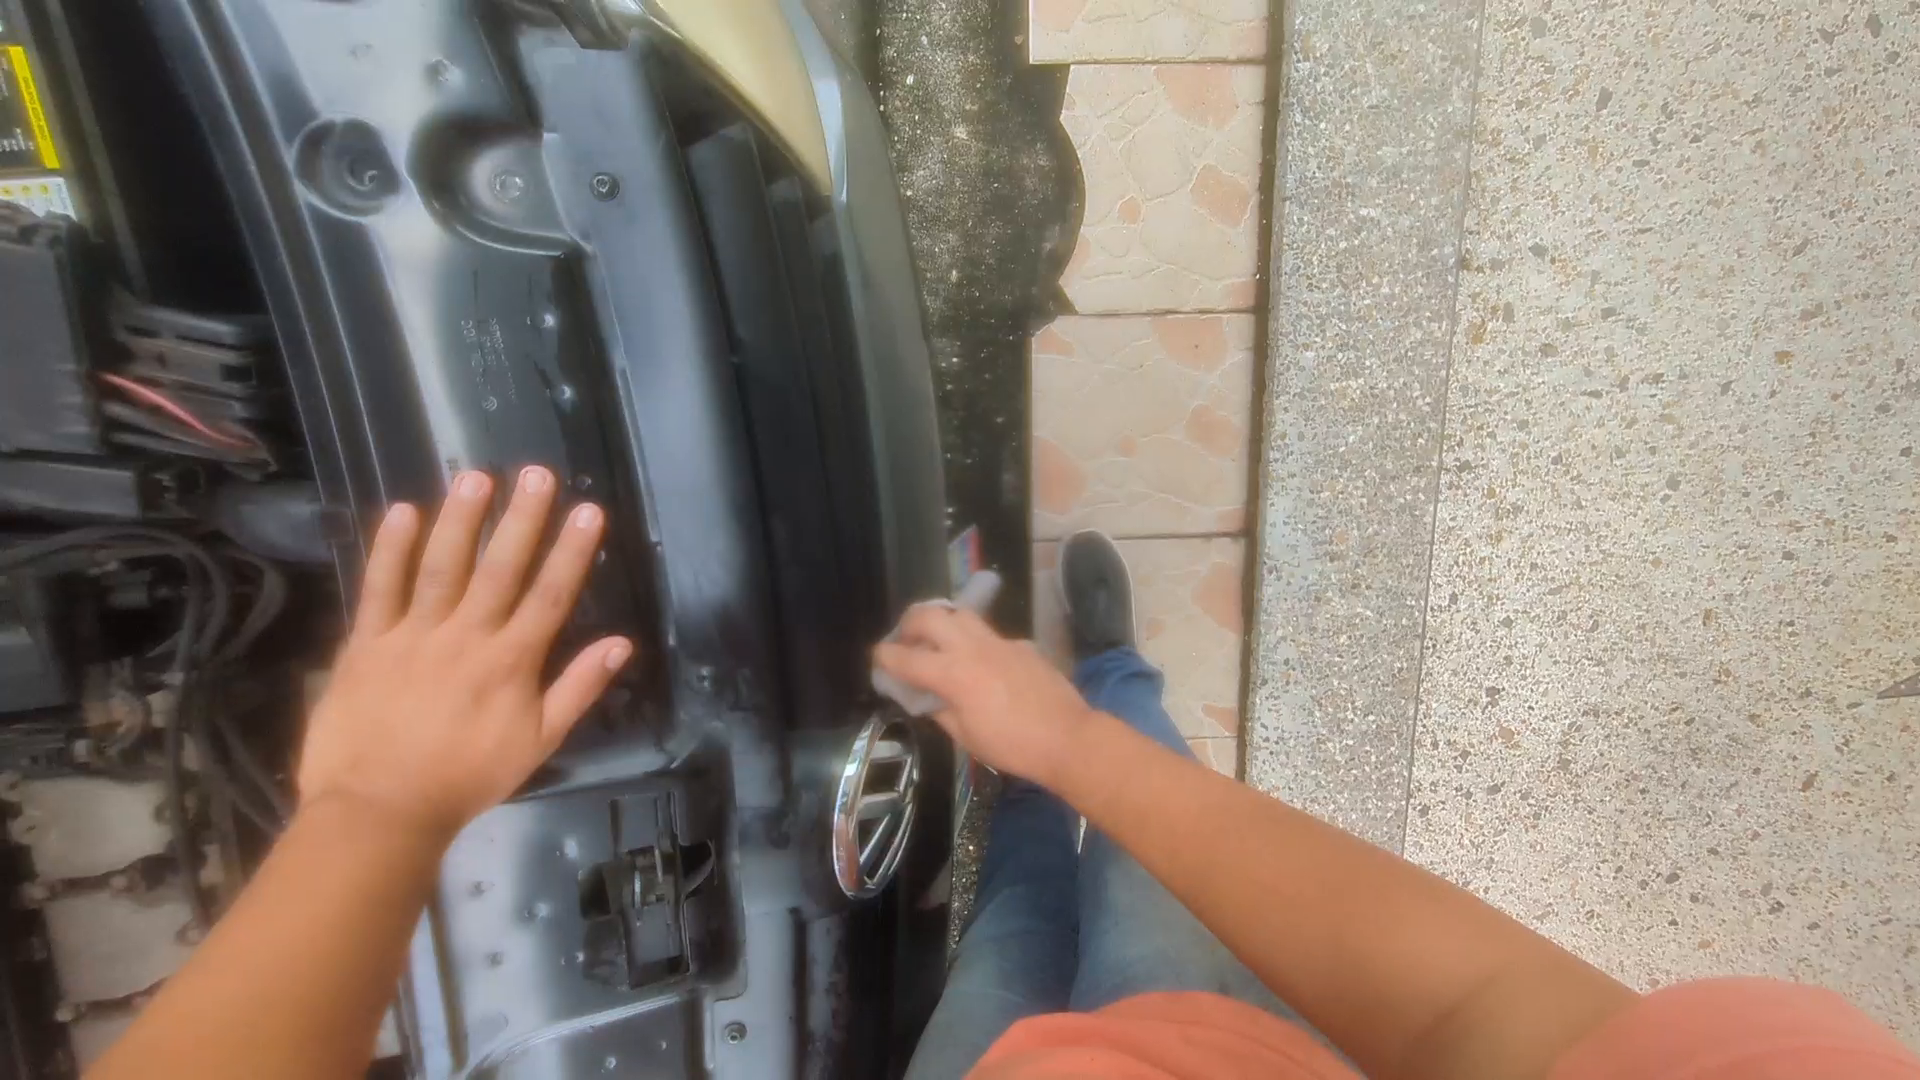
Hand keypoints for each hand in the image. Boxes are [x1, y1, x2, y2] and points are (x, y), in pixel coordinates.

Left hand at [297, 466, 633, 838]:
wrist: (377, 810)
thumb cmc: (468, 776)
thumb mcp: (539, 741)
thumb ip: (579, 688)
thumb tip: (621, 644)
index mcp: (512, 660)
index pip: (551, 594)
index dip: (572, 551)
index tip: (588, 511)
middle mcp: (466, 636)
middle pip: (500, 569)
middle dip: (522, 519)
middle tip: (537, 474)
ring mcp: (412, 636)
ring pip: (441, 567)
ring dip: (461, 520)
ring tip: (477, 477)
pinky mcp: (365, 644)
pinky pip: (379, 590)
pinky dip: (391, 550)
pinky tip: (404, 512)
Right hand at [872, 606, 1093, 786]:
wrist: (1067, 737)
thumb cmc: (1012, 745)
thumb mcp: (966, 736)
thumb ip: (939, 711)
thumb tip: (926, 698)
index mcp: (953, 674)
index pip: (906, 658)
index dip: (885, 657)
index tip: (877, 659)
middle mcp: (972, 648)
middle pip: (929, 616)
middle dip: (908, 624)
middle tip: (904, 640)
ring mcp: (999, 642)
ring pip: (961, 614)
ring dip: (941, 622)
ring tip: (937, 641)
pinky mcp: (1021, 645)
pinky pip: (989, 635)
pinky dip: (975, 644)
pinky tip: (981, 666)